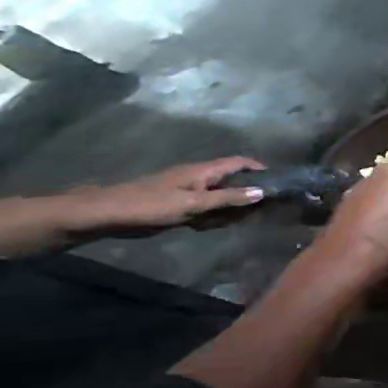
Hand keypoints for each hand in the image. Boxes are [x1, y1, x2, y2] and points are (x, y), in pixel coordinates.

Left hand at [71, 157, 266, 229]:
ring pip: (221, 195)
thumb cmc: (151, 204)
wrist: (107, 214)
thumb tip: (262, 192)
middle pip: (233, 179)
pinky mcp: (180, 204)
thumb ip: (228, 198)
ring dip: (234, 206)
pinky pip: (207, 207)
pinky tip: (217, 225)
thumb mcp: (194, 203)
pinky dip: (217, 215)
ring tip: (246, 219)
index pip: (238, 162)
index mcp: (202, 171)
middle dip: (250, 191)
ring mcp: (188, 190)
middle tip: (269, 207)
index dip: (259, 167)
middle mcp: (198, 177)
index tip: (280, 180)